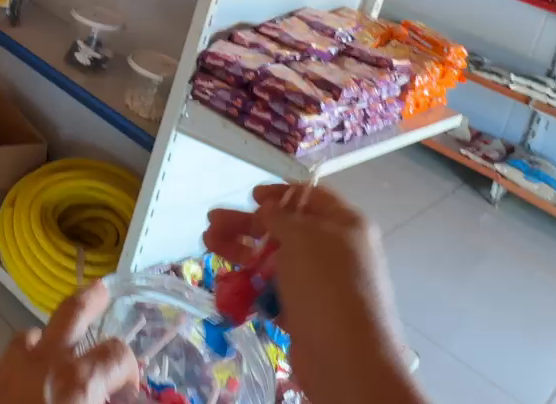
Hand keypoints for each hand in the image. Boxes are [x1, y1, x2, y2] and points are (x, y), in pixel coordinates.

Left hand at [0, 280, 137, 403]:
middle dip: (91, 300)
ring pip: (38, 332)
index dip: (129, 367)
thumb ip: (99, 400)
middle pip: (73, 313)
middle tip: (102, 290)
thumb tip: (109, 395)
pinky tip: (30, 370)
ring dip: (55, 334)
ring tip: (65, 340)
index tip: (129, 386)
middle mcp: (47, 362)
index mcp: (79, 382)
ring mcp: (13, 364)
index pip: (118, 355)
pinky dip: (28, 355)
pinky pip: (12, 352)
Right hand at [205, 184, 422, 402]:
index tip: (251, 195)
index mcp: (345, 225)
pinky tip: (226, 278)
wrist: (347, 361)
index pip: (311, 196)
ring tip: (207, 241)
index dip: (280, 193)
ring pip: (274, 256)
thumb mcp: (301, 237)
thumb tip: (269, 211)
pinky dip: (250, 280)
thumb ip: (279, 216)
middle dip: (247, 222)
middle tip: (212, 219)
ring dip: (240, 247)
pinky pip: (273, 286)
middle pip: (284, 227)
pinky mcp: (305, 310)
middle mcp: (335, 250)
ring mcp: (320, 282)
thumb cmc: (327, 285)